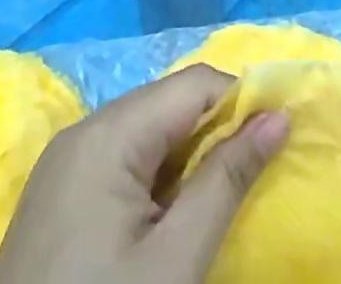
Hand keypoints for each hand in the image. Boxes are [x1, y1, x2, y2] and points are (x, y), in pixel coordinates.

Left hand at [0, 64, 289, 283]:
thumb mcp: (176, 257)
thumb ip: (229, 177)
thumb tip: (280, 116)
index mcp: (107, 135)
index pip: (197, 83)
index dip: (243, 103)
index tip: (275, 141)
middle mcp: (84, 132)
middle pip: (173, 101)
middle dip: (219, 128)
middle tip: (249, 174)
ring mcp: (67, 162)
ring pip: (153, 127)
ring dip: (193, 152)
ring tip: (214, 196)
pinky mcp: (61, 191)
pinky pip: (127, 155)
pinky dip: (161, 171)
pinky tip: (171, 213)